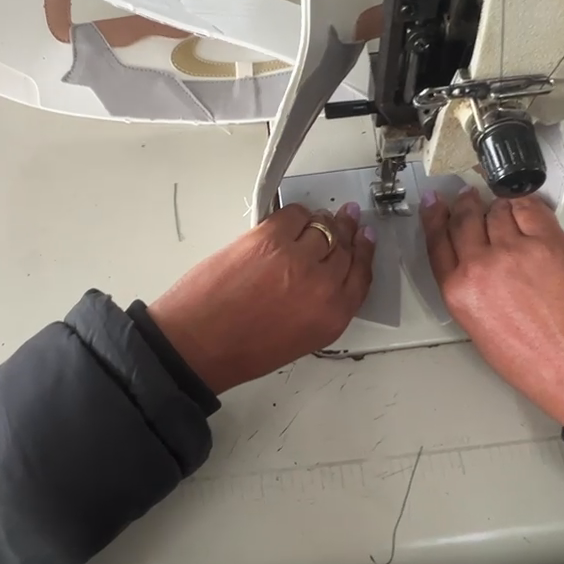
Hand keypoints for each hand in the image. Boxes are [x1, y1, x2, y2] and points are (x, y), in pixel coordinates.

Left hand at [149, 202, 375, 393]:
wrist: (198, 342)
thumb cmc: (241, 349)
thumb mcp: (300, 338)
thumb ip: (322, 306)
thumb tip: (327, 276)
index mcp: (332, 315)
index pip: (362, 274)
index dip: (365, 252)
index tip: (365, 238)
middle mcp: (321, 284)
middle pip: (345, 247)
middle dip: (347, 232)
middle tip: (348, 219)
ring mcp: (296, 257)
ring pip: (324, 227)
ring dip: (324, 221)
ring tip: (322, 217)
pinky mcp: (269, 237)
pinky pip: (295, 214)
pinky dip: (297, 214)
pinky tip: (293, 219)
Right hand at [422, 190, 563, 429]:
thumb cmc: (534, 360)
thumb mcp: (479, 329)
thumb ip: (468, 289)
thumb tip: (474, 258)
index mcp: (458, 292)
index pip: (437, 241)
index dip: (434, 217)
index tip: (435, 203)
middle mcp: (481, 266)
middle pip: (464, 219)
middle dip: (464, 204)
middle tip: (467, 197)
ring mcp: (515, 250)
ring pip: (496, 210)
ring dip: (497, 207)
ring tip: (502, 209)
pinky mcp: (550, 242)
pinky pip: (530, 207)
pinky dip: (524, 204)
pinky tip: (524, 208)